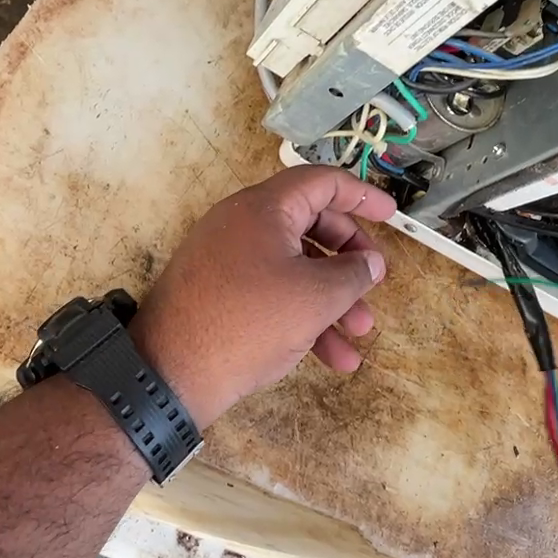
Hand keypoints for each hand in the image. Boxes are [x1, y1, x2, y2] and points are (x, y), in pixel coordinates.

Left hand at [129, 166, 393, 427]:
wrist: (167, 375)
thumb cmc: (247, 322)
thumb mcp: (314, 298)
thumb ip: (352, 274)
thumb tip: (371, 262)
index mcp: (264, 207)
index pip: (322, 182)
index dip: (362, 194)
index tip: (390, 214)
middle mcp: (244, 223)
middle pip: (312, 224)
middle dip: (350, 259)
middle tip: (374, 283)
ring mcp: (228, 258)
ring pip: (295, 265)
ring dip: (332, 298)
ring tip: (360, 335)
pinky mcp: (220, 292)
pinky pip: (272, 290)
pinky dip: (302, 315)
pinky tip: (330, 357)